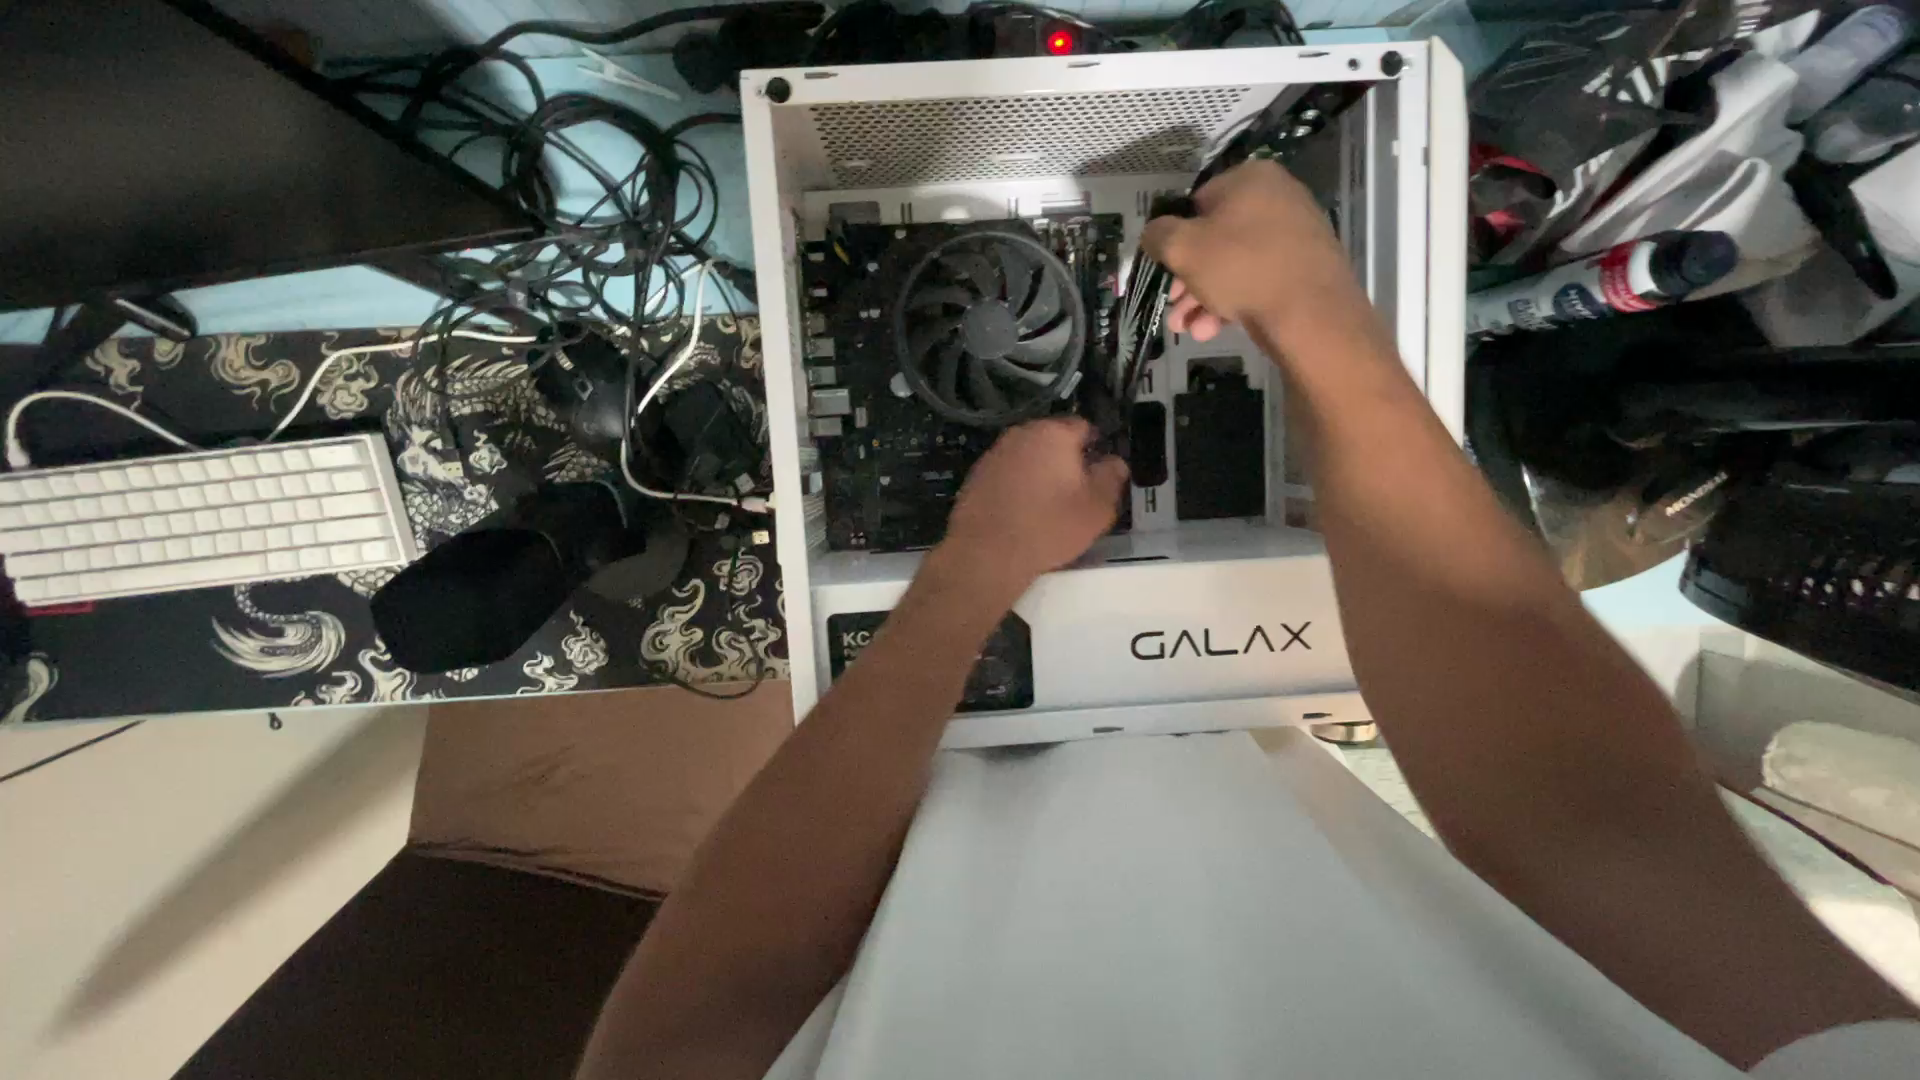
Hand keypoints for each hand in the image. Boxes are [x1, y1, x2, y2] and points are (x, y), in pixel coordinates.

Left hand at [942, 416, 1128, 584]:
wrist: (987, 553)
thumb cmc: (1049, 526)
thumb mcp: (1097, 507)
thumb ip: (1112, 478)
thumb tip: (1115, 462)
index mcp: (1054, 433)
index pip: (1084, 426)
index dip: (1096, 448)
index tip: (1099, 472)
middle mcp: (1021, 434)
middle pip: (1052, 439)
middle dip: (1066, 459)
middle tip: (1075, 491)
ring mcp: (994, 453)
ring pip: (1028, 456)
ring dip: (1039, 472)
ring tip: (1047, 504)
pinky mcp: (976, 475)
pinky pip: (1006, 474)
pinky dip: (1016, 486)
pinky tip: (1020, 511)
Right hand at [1141, 160, 1375, 348]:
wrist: (1309, 311)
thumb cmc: (1240, 268)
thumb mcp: (1183, 248)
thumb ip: (1159, 235)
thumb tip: (1153, 232)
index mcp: (1249, 179)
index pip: (1197, 203)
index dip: (1176, 238)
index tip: (1166, 269)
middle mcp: (1277, 197)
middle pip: (1215, 240)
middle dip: (1188, 280)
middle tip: (1174, 308)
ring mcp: (1295, 234)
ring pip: (1234, 265)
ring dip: (1204, 299)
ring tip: (1188, 329)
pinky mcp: (1304, 267)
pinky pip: (1257, 280)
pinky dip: (1233, 302)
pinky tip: (1214, 330)